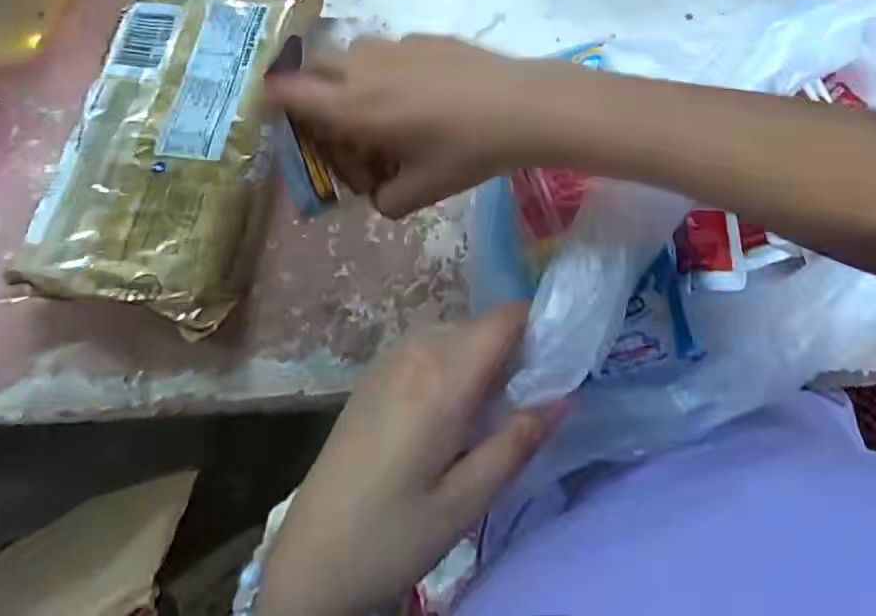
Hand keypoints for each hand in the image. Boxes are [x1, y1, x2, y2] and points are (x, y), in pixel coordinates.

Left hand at [255, 306, 564, 615]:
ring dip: (483, 359)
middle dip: (514, 350)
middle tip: (528, 401)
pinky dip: (455, 363)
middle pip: (483, 326)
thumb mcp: (466, 502)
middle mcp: (415, 351)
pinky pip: (431, 346)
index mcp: (441, 379)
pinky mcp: (375, 371)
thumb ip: (518, 442)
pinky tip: (449, 414)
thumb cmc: (394, 535)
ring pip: (458, 334)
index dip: (537, 325)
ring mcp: (390, 358)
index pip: (503, 320)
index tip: (560, 357)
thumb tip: (565, 398)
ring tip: (490, 415)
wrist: (310, 557)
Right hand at [267, 36, 571, 216]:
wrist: (520, 107)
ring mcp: (398, 47)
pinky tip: (425, 88)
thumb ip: (386, 199)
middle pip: (317, 64)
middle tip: (332, 113)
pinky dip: (390, 66)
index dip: (271, 97)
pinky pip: (393, 48)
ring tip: (380, 99)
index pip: (292, 94)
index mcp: (354, 109)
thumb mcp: (420, 192)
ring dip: (352, 72)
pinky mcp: (428, 37)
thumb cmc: (464, 153)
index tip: (266, 102)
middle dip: (312, 85)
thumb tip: (379, 194)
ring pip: (355, 50)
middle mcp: (366, 70)